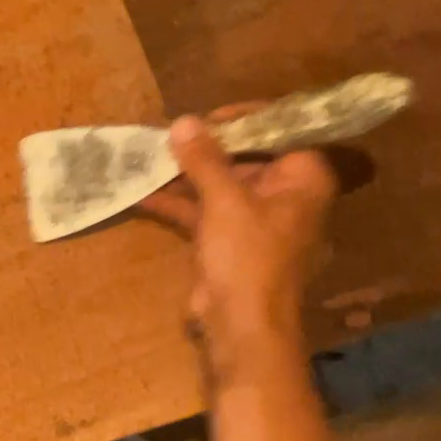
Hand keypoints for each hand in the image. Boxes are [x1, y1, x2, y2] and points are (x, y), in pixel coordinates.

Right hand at [138, 112, 336, 381]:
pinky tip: (140, 194)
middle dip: (204, 148)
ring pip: (217, 185)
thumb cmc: (247, 256)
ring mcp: (250, 219)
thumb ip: (204, 161)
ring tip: (147, 159)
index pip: (279, 131)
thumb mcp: (225, 202)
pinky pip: (200, 211)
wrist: (240, 320)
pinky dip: (174, 202)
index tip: (203, 119)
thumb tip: (183, 122)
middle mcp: (281, 194)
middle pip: (243, 157)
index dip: (243, 120)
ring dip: (183, 175)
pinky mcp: (224, 240)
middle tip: (167, 137)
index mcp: (301, 178)